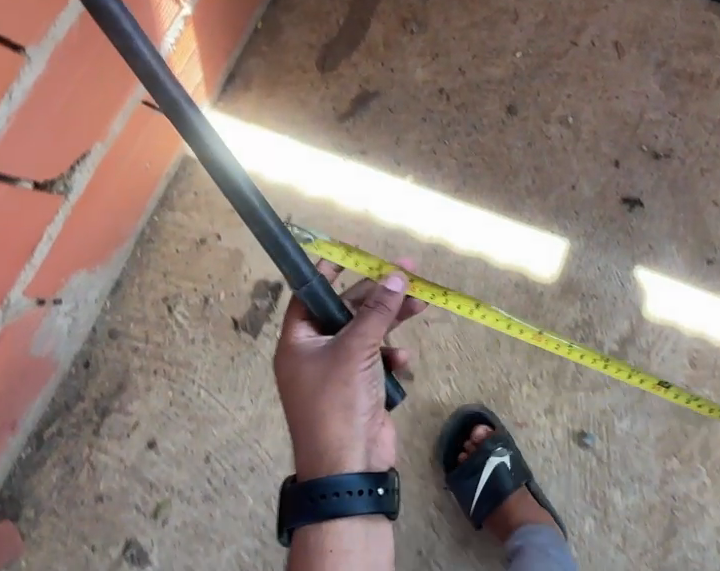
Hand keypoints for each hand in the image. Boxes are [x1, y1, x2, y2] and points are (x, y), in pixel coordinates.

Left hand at [273, 259, 426, 478]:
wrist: (348, 466)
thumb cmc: (338, 403)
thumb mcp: (357, 348)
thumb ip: (377, 310)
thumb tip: (397, 275)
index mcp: (298, 342)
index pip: (309, 295)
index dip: (329, 272)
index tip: (351, 252)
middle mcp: (315, 353)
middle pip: (346, 310)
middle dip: (377, 294)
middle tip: (407, 272)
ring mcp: (338, 372)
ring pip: (367, 332)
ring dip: (391, 321)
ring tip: (420, 304)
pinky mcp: (360, 388)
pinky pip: (377, 358)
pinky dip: (391, 355)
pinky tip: (402, 360)